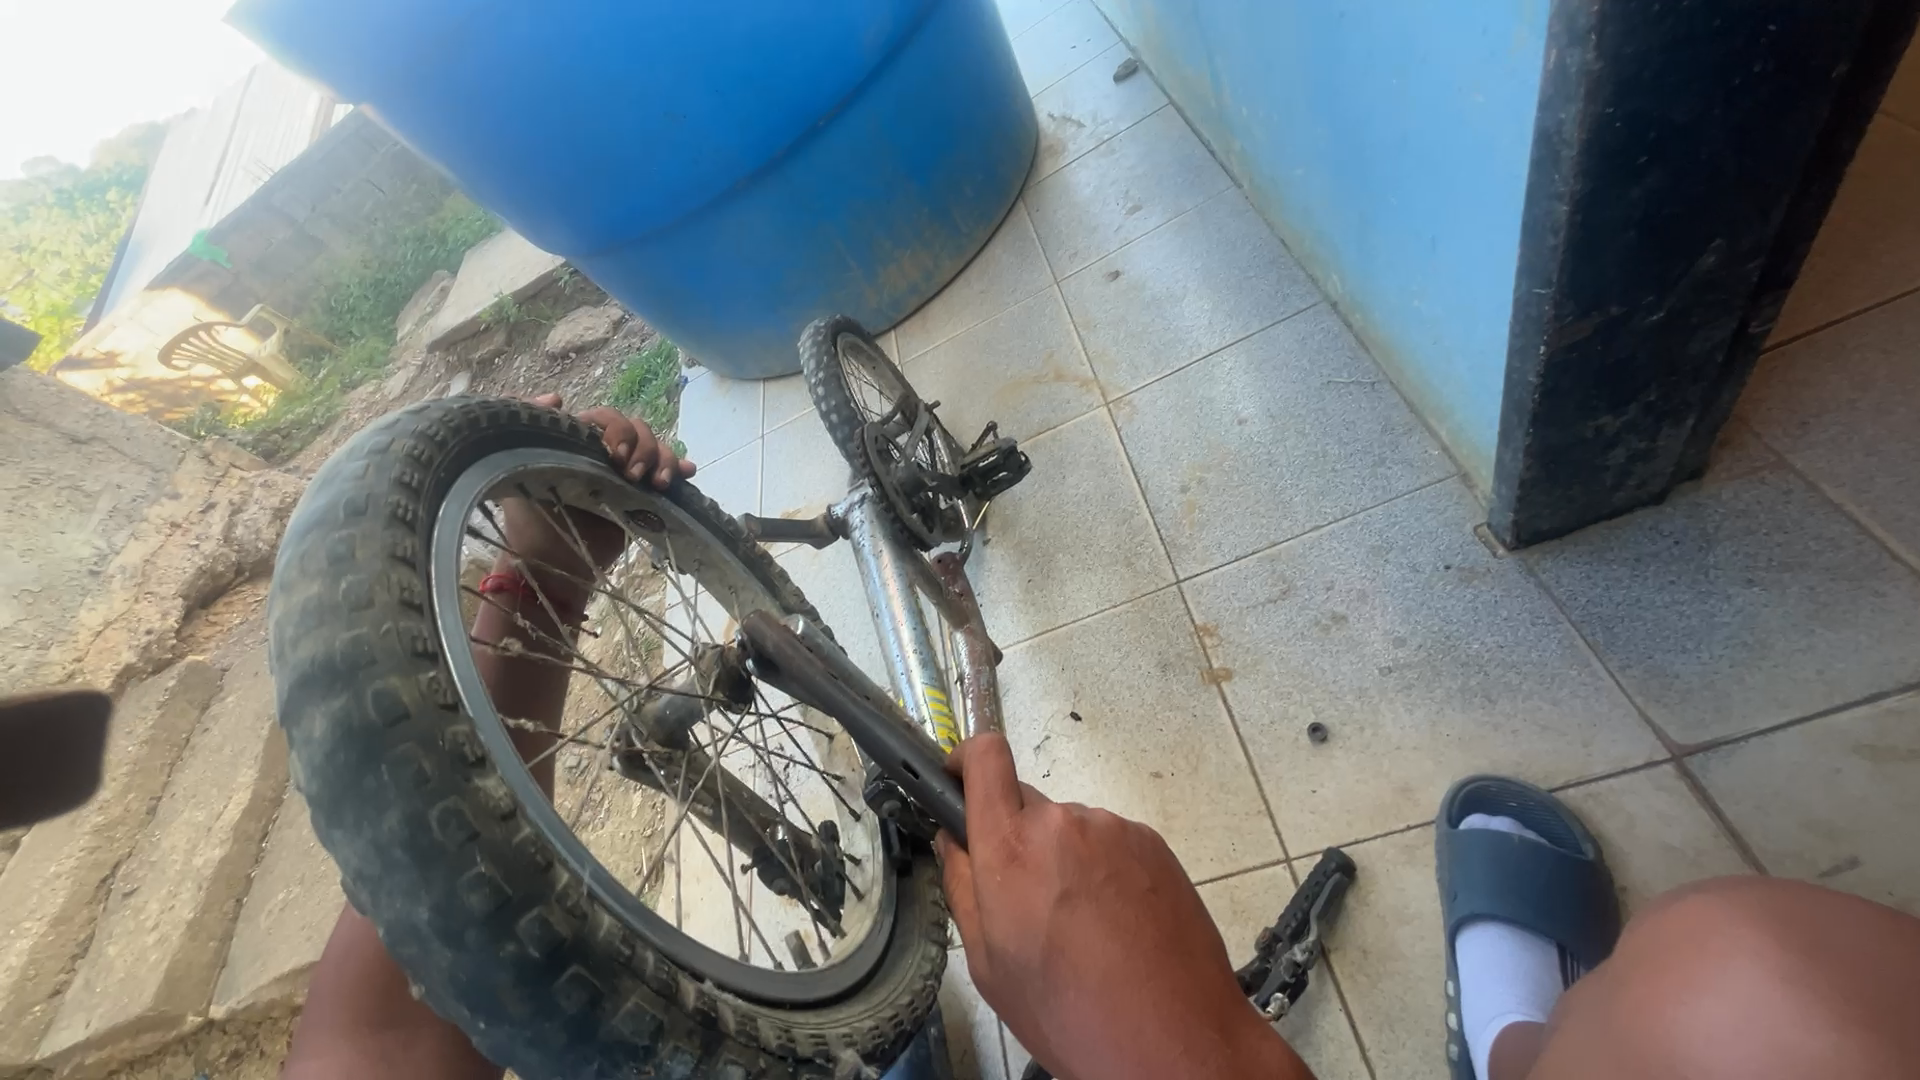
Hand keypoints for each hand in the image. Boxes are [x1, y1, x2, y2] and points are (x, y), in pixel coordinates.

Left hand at [496, 394, 697, 615]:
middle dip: (644, 449)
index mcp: (579, 440)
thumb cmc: (530, 519)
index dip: (618, 431)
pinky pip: (669, 476)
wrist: (553, 565)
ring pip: (658, 450)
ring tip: (658, 485)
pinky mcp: (644, 499)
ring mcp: (628, 476)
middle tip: (632, 477)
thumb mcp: (516, 466)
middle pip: (639, 431)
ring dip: (664, 460)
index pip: (608, 418)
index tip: (614, 456)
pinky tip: (687, 474)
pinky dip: (681, 471)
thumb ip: (530, 426)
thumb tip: (558, 398)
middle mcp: (606, 453)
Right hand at [937, 735, 1310, 1079]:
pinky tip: (1118, 921)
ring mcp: (1112, 828)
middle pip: (1024, 805)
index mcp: (1011, 848)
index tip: (958, 777)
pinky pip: (1109, 842)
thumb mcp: (990, 966)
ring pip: (1068, 829)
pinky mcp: (1151, 841)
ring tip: (1085, 924)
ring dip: (1064, 859)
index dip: (966, 758)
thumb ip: (962, 887)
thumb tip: (953, 839)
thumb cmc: (1071, 1014)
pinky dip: (1103, 870)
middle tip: (1031, 901)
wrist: (1178, 1041)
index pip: (984, 758)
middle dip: (1017, 839)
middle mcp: (1061, 822)